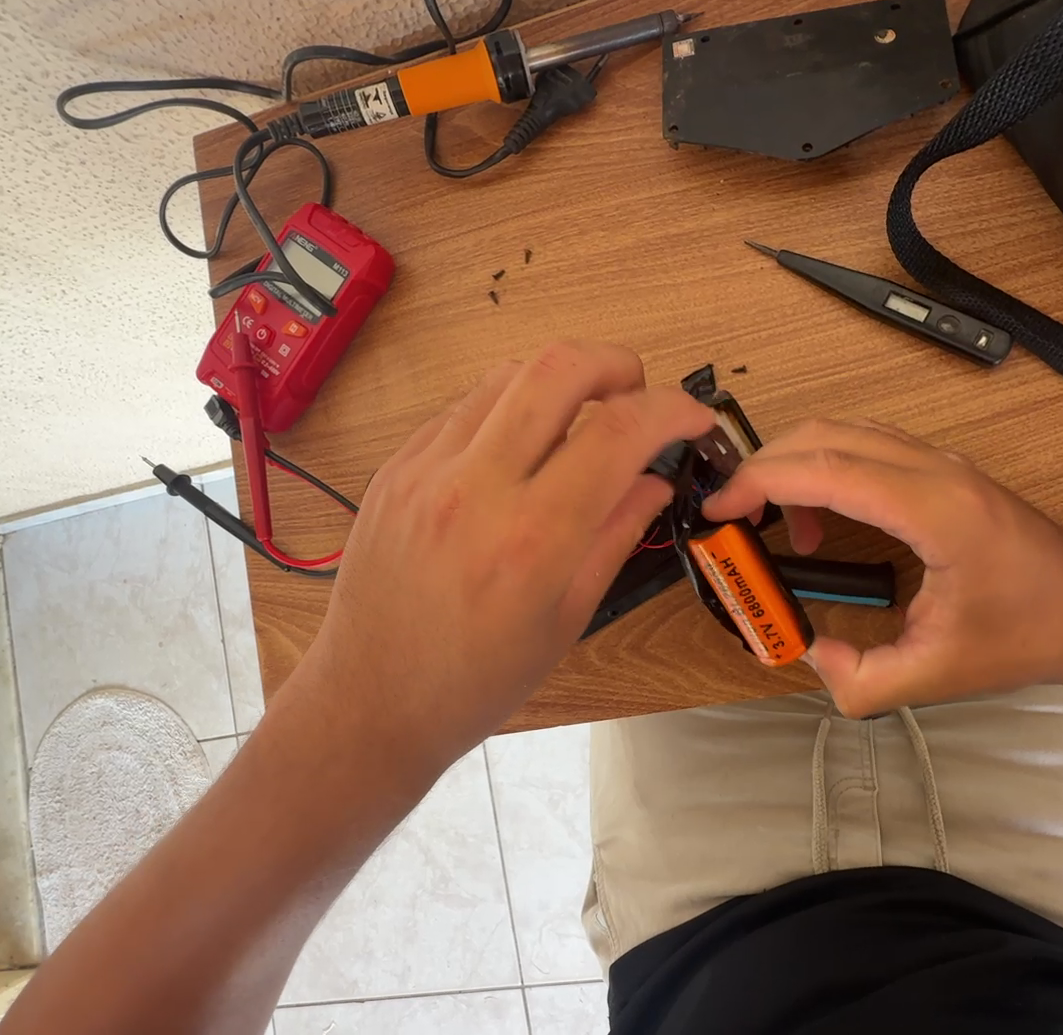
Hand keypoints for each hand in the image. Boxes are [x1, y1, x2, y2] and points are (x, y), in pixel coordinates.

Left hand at [289, 341, 712, 767]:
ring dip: (560, 383)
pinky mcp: (395, 467)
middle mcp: (476, 488)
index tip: (693, 418)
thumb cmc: (478, 680)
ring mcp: (426, 469)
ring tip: (577, 424)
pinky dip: (509, 411)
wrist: (369, 699)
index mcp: (533, 539)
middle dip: (616, 363)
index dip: (672, 409)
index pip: (618, 432)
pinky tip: (518, 452)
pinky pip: (465, 409)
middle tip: (636, 393)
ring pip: (508, 376)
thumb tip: (656, 479)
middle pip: (558, 367)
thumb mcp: (567, 619)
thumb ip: (617, 534)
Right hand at [701, 419, 1062, 716]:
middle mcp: (934, 469)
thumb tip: (803, 654)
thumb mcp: (933, 677)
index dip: (759, 482)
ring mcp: (941, 461)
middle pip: (823, 435)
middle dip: (763, 468)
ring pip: (841, 432)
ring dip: (795, 468)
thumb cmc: (1023, 640)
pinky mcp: (941, 468)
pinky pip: (863, 446)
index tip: (717, 511)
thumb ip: (857, 679)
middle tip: (733, 518)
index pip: (826, 469)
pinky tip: (824, 521)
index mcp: (934, 511)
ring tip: (782, 531)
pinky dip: (823, 470)